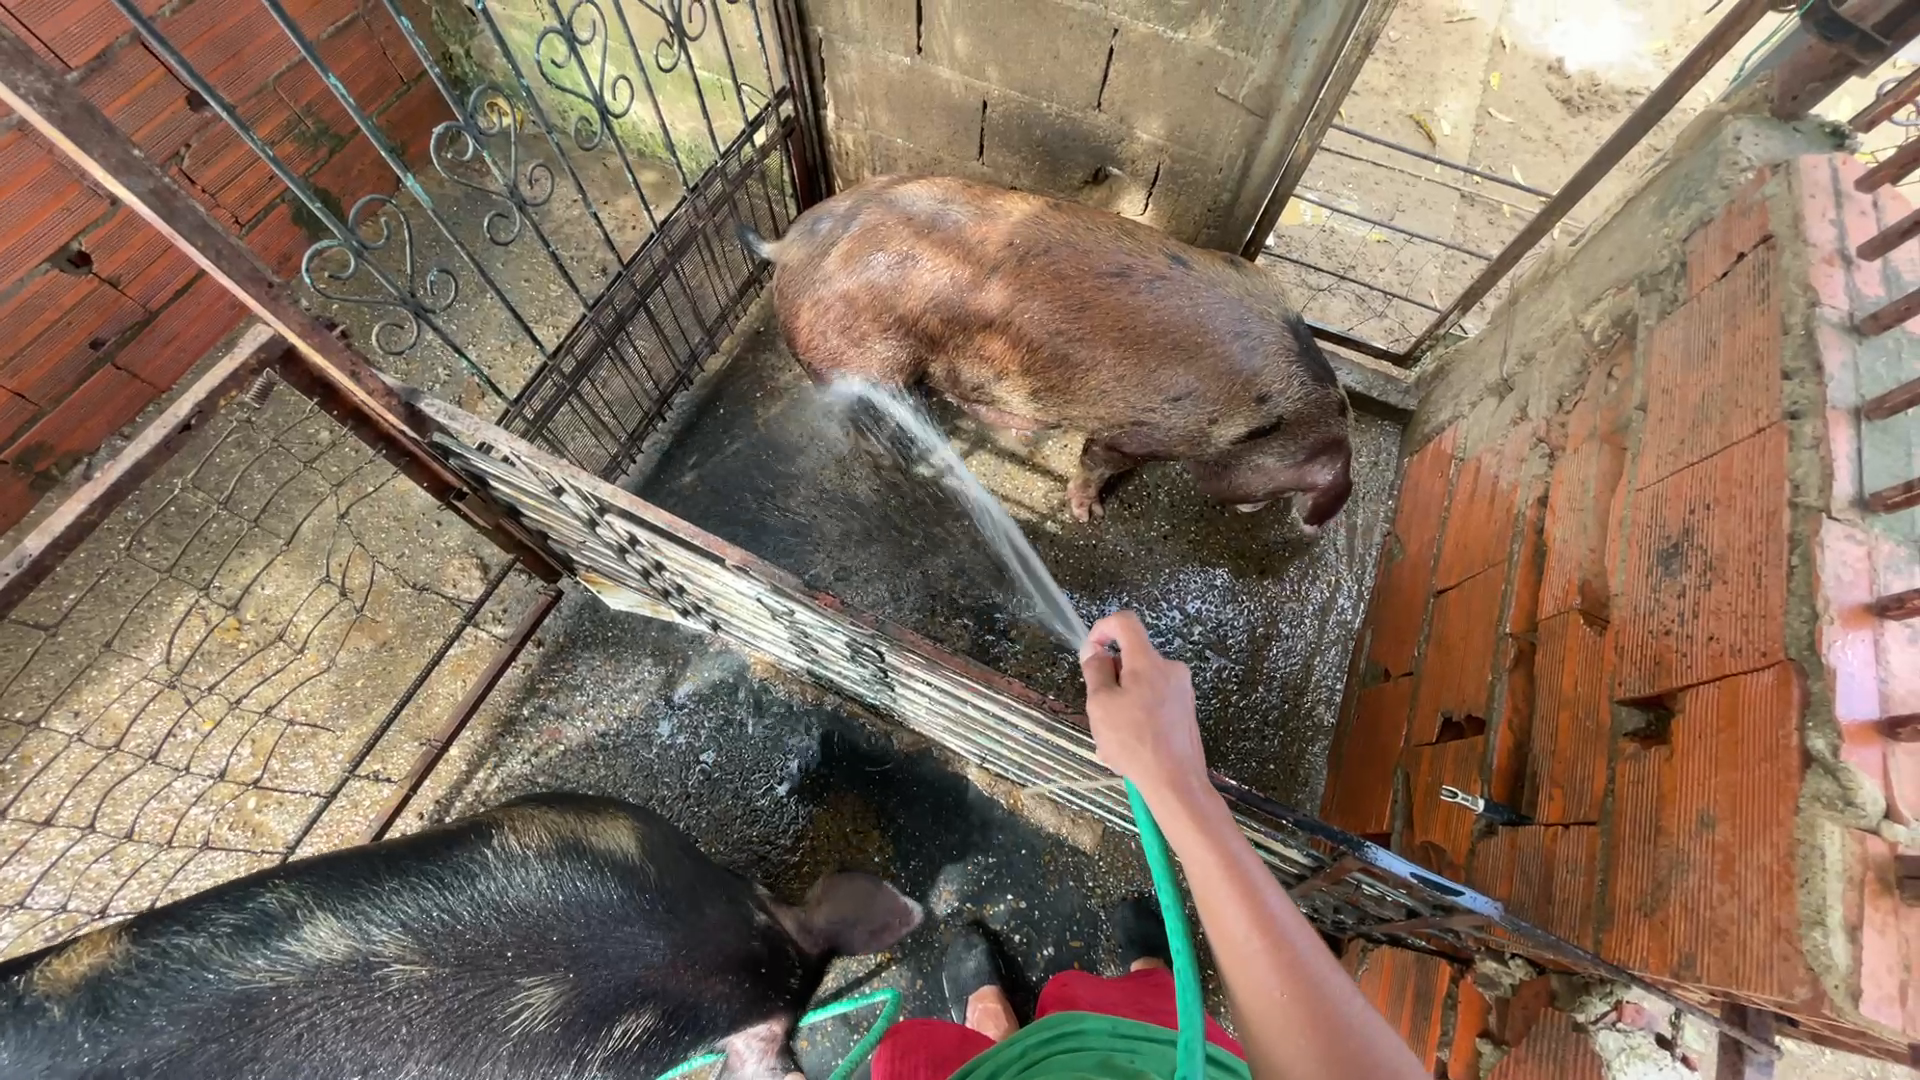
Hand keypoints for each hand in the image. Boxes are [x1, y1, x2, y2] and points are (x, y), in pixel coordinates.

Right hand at [1080, 611, 1209, 806]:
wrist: (1177, 783)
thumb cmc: (1134, 741)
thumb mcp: (1101, 704)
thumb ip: (1095, 671)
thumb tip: (1094, 650)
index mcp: (1148, 661)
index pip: (1125, 622)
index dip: (1102, 628)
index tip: (1091, 652)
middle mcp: (1170, 668)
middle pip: (1131, 657)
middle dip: (1110, 680)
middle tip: (1099, 712)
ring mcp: (1181, 690)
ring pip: (1139, 684)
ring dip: (1120, 704)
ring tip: (1111, 740)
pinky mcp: (1184, 710)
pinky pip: (1152, 702)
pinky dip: (1136, 716)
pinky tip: (1128, 748)